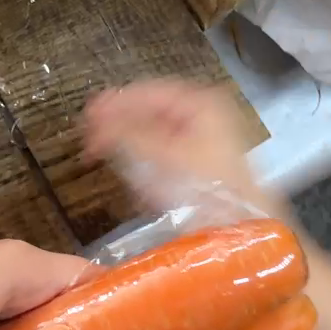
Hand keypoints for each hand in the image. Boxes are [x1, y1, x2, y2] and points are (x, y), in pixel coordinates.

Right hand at [83, 80, 272, 215]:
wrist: (245, 237)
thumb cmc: (207, 192)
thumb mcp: (160, 158)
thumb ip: (123, 134)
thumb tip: (92, 119)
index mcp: (202, 102)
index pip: (146, 92)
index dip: (113, 104)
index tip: (85, 118)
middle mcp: (207, 113)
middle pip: (150, 110)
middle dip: (117, 123)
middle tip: (88, 136)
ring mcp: (206, 138)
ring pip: (155, 130)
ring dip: (127, 139)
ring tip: (99, 151)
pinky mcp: (203, 163)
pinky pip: (163, 150)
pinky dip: (142, 155)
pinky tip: (126, 167)